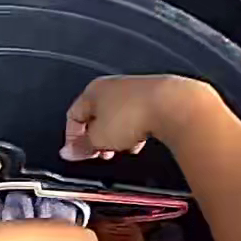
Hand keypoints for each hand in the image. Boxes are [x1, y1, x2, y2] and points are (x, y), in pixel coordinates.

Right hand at [61, 75, 220, 160]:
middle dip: (98, 139)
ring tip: (122, 148)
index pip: (73, 116)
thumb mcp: (98, 138)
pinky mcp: (152, 98)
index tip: (77, 153)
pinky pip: (136, 119)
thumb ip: (81, 146)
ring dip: (117, 137)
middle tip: (100, 153)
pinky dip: (134, 132)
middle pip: (96, 118)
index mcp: (93, 91)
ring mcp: (134, 91)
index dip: (73, 138)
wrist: (171, 106)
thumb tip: (68, 152)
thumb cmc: (133, 114)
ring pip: (117, 119)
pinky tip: (139, 141)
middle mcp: (112, 86)